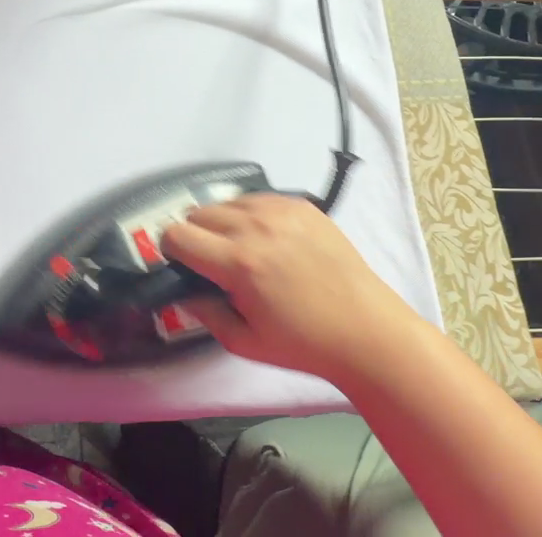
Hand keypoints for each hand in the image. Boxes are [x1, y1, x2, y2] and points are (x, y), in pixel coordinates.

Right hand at [161, 193, 423, 383]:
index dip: (173, 252)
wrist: (368, 332)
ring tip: (243, 250)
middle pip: (197, 213)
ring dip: (223, 223)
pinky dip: (251, 214)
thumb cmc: (304, 343)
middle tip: (215, 263)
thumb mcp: (243, 342)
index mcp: (238, 262)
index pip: (176, 235)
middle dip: (197, 236)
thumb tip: (181, 290)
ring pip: (225, 202)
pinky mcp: (301, 204)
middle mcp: (255, 226)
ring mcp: (281, 210)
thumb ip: (203, 312)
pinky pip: (257, 198)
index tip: (185, 267)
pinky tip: (269, 240)